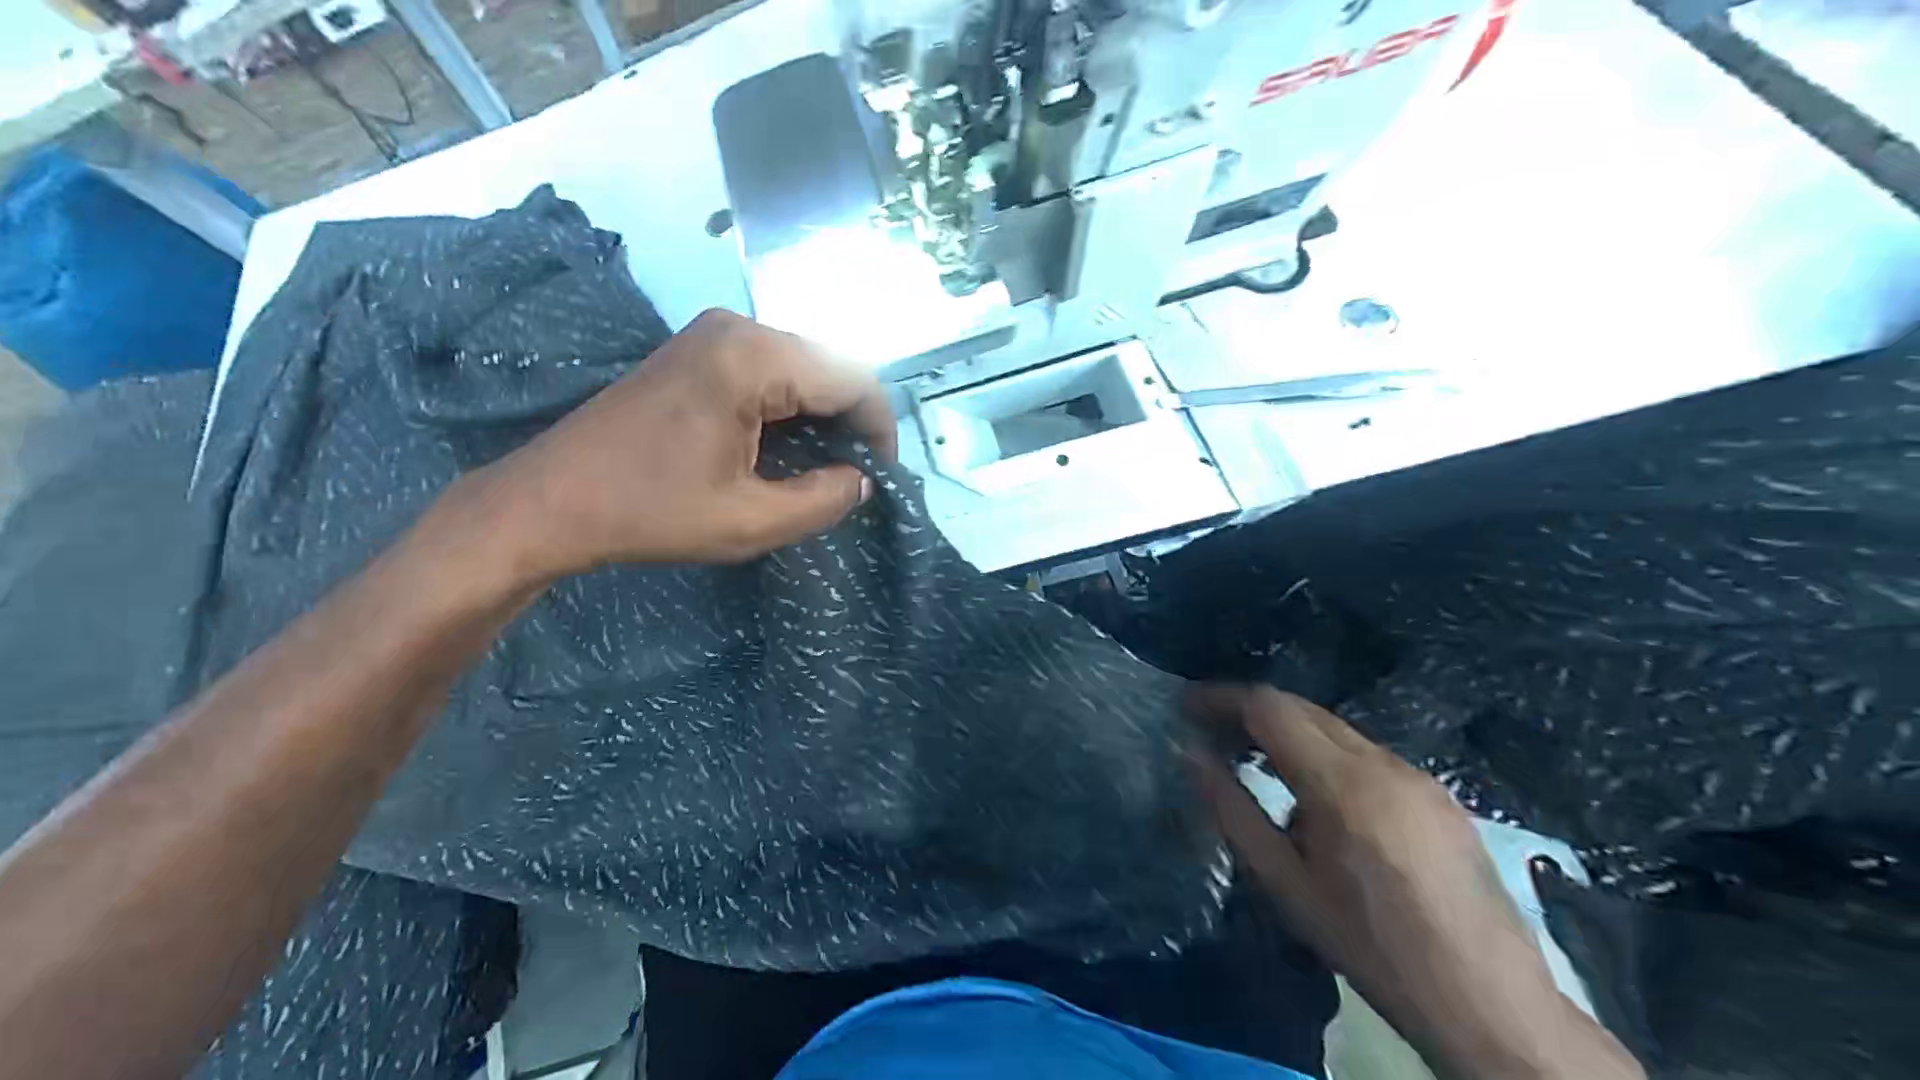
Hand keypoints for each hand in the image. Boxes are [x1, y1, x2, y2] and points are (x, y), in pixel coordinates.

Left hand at [462, 309, 895, 579]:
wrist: (551, 499)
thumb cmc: (650, 512)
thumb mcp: (750, 521)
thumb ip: (823, 499)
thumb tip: (863, 482)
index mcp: (752, 359)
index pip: (853, 380)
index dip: (880, 429)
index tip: (882, 476)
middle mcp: (738, 328)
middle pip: (831, 366)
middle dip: (854, 421)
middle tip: (856, 476)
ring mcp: (715, 334)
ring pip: (805, 366)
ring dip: (826, 413)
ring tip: (827, 466)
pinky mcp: (700, 349)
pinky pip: (773, 368)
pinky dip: (794, 404)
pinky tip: (789, 445)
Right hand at [1185, 685, 1642, 1079]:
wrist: (1491, 1005)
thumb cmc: (1371, 947)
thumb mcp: (1285, 883)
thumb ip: (1231, 809)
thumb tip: (1190, 753)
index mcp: (1343, 783)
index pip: (1270, 708)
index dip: (1222, 698)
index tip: (1186, 705)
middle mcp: (1384, 763)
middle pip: (1302, 709)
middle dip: (1250, 711)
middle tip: (1211, 733)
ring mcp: (1419, 776)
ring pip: (1335, 729)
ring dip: (1287, 733)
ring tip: (1253, 761)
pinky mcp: (1440, 795)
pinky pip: (1366, 754)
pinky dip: (1324, 755)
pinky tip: (1314, 797)